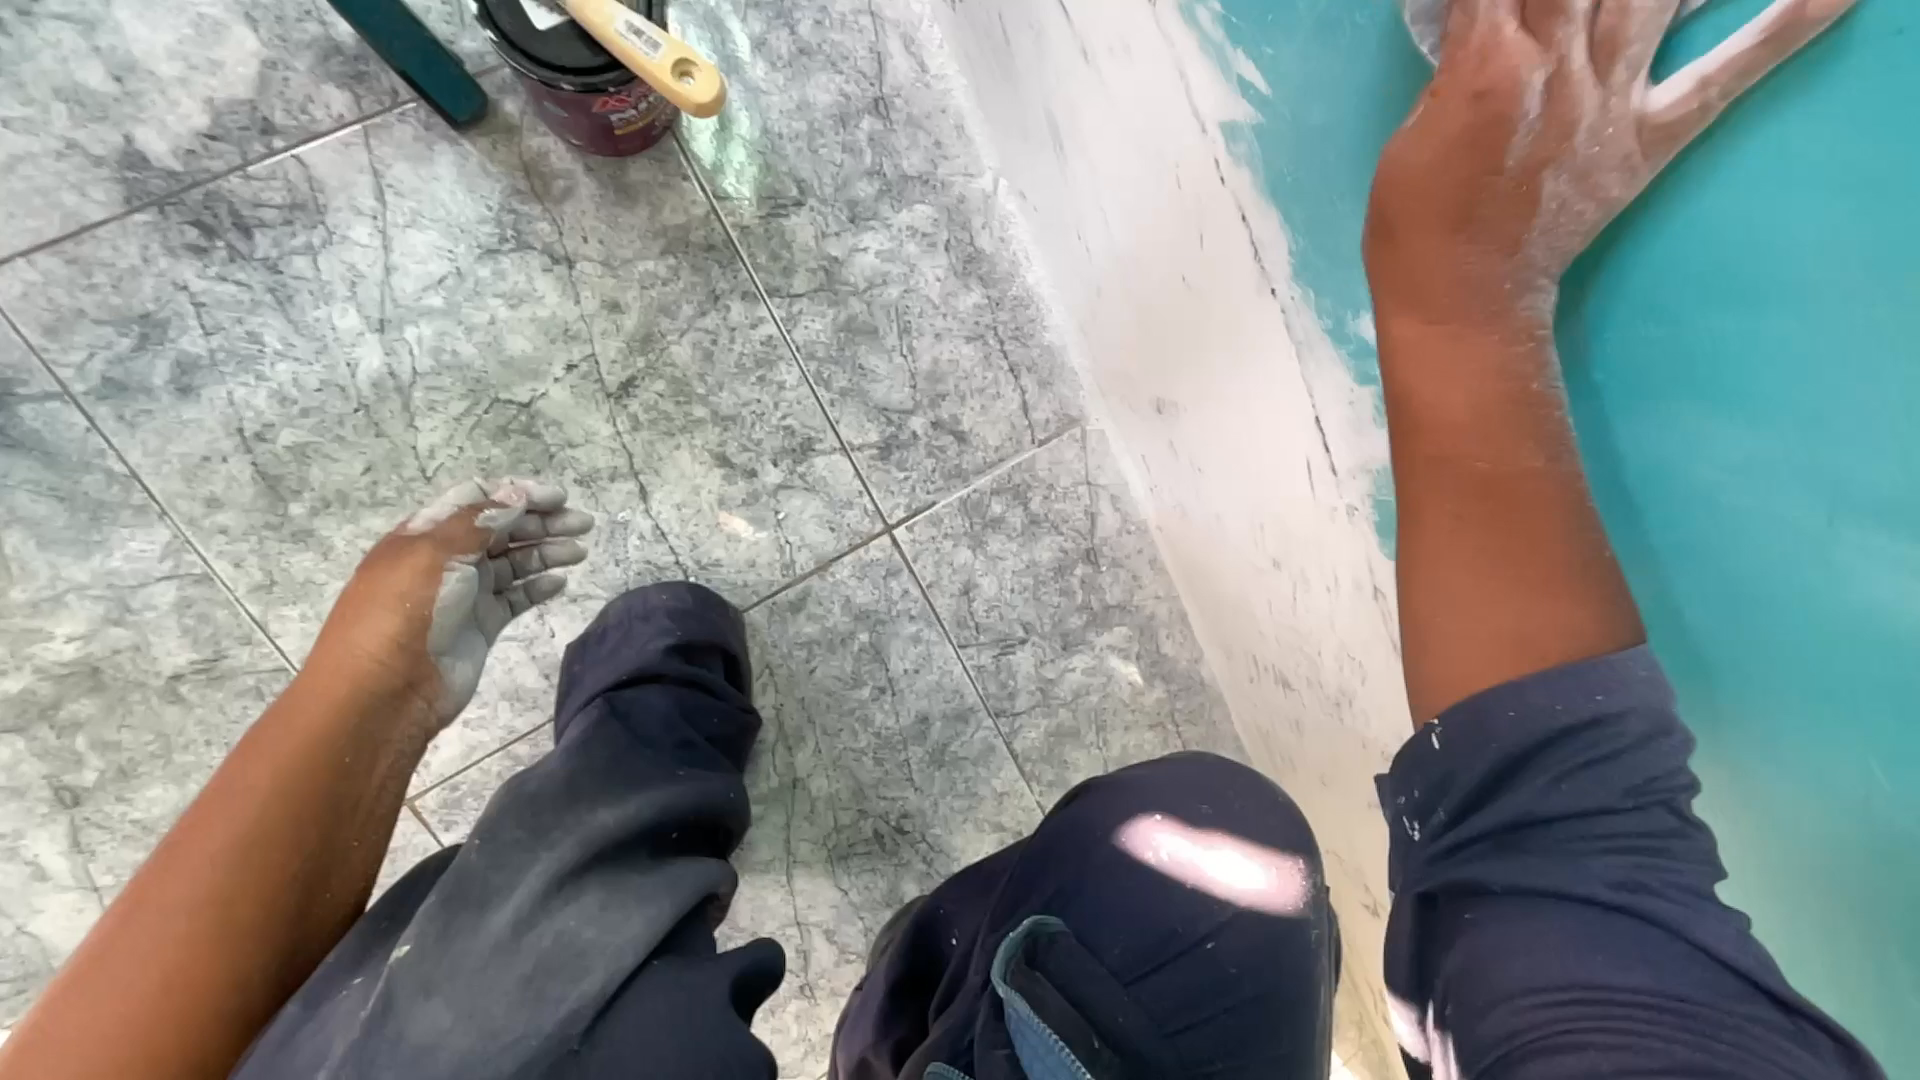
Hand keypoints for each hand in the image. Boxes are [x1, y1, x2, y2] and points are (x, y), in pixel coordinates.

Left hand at [303, 479, 593, 731]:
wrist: (386, 690)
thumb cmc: (405, 613)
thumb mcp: (435, 555)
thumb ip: (479, 522)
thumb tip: (518, 495)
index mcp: (425, 534)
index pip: (477, 499)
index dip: (517, 494)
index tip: (558, 499)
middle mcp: (446, 559)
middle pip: (501, 529)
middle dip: (542, 522)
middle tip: (583, 524)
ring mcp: (466, 593)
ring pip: (514, 562)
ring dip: (547, 552)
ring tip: (579, 552)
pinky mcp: (482, 624)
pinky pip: (516, 597)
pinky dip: (539, 587)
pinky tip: (561, 583)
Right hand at [1364, 0, 1855, 339]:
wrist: (1461, 299)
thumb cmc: (1412, 227)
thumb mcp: (1408, 141)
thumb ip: (1455, 77)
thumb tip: (1486, 37)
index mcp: (1486, 70)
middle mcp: (1562, 68)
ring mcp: (1615, 99)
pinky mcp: (1650, 136)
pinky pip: (1727, 74)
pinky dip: (1784, 28)